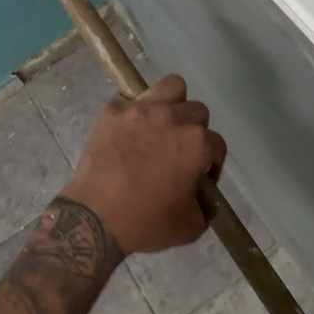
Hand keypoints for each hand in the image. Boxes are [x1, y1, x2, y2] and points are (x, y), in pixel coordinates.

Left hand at [58, 74, 227, 254]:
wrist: (96, 216)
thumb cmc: (147, 222)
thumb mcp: (191, 226)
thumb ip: (205, 206)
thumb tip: (203, 197)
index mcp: (196, 143)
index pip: (217, 144)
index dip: (212, 164)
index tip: (200, 180)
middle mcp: (172, 117)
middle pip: (197, 111)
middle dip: (194, 131)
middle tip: (180, 154)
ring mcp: (141, 109)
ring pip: (171, 87)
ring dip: (173, 104)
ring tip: (162, 127)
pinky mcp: (113, 110)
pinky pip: (132, 99)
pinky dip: (136, 112)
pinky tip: (130, 133)